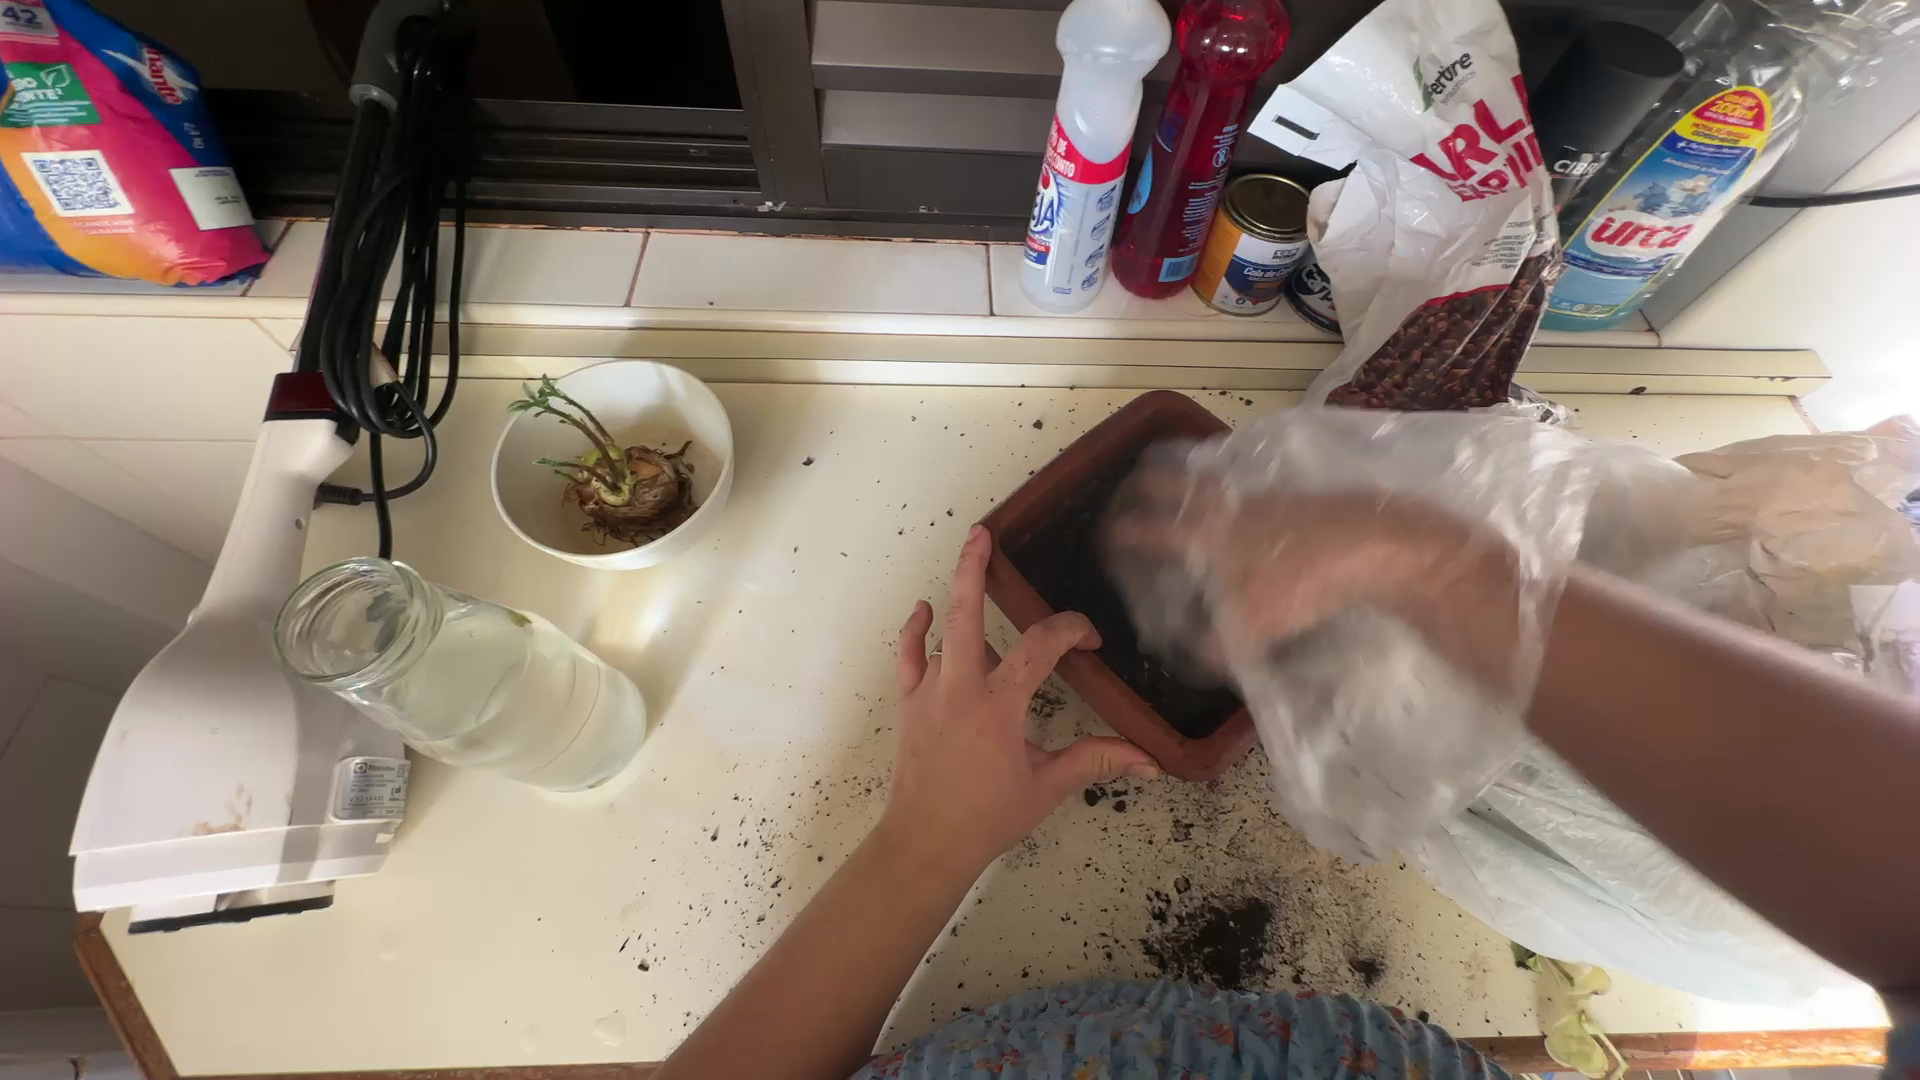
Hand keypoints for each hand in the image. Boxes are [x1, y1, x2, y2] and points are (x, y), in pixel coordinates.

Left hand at [883, 525, 1161, 876]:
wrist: (925, 843)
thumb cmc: (988, 816)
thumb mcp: (1046, 788)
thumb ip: (1096, 762)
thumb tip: (1150, 761)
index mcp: (998, 705)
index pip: (1039, 648)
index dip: (1069, 631)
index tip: (1090, 640)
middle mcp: (960, 686)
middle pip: (967, 613)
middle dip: (974, 569)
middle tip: (983, 532)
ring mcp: (929, 691)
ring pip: (939, 630)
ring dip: (955, 597)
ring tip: (972, 563)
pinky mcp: (909, 702)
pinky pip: (908, 656)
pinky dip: (914, 630)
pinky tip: (921, 610)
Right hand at [1102, 467, 1518, 682]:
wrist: (1377, 545)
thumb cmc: (1307, 584)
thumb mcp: (1255, 627)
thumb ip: (1216, 645)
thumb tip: (1190, 656)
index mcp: (1208, 537)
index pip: (1150, 530)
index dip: (1122, 533)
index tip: (1105, 534)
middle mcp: (1227, 509)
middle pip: (1173, 484)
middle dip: (1144, 483)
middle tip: (1131, 486)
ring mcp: (1260, 498)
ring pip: (1210, 479)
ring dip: (1185, 478)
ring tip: (1177, 482)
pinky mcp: (1291, 498)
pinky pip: (1244, 488)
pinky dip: (1227, 489)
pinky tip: (1237, 504)